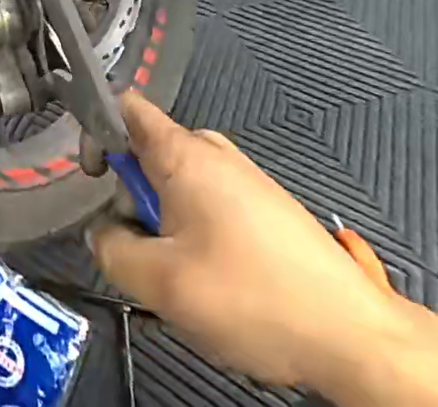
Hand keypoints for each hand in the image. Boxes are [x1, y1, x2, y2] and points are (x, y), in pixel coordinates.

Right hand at [87, 94, 395, 390]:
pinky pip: (204, 205)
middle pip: (147, 156)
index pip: (126, 108)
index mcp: (184, 153)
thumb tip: (102, 231)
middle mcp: (212, 152)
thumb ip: (113, 250)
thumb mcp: (162, 283)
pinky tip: (214, 282)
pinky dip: (191, 235)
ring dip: (162, 228)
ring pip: (174, 189)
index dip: (96, 133)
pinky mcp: (258, 203)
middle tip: (146, 254)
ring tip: (184, 279)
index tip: (91, 179)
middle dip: (132, 202)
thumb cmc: (252, 295)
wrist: (346, 330)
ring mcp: (239, 177)